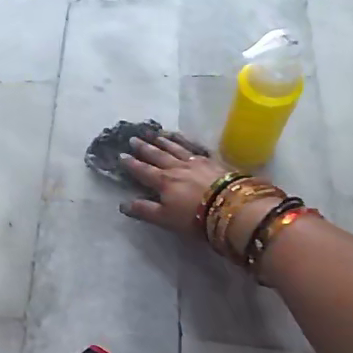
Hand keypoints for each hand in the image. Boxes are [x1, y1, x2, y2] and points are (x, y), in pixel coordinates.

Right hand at [116, 134, 236, 239]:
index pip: (143, 170)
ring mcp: (195, 162)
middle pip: (157, 155)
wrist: (232, 206)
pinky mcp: (212, 161)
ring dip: (163, 141)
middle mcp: (176, 168)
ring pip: (175, 148)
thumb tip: (123, 204)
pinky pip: (194, 147)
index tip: (121, 155)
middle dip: (144, 147)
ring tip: (154, 133)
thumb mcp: (165, 218)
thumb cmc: (195, 217)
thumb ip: (144, 210)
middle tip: (133, 138)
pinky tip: (181, 138)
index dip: (131, 164)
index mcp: (163, 181)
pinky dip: (184, 141)